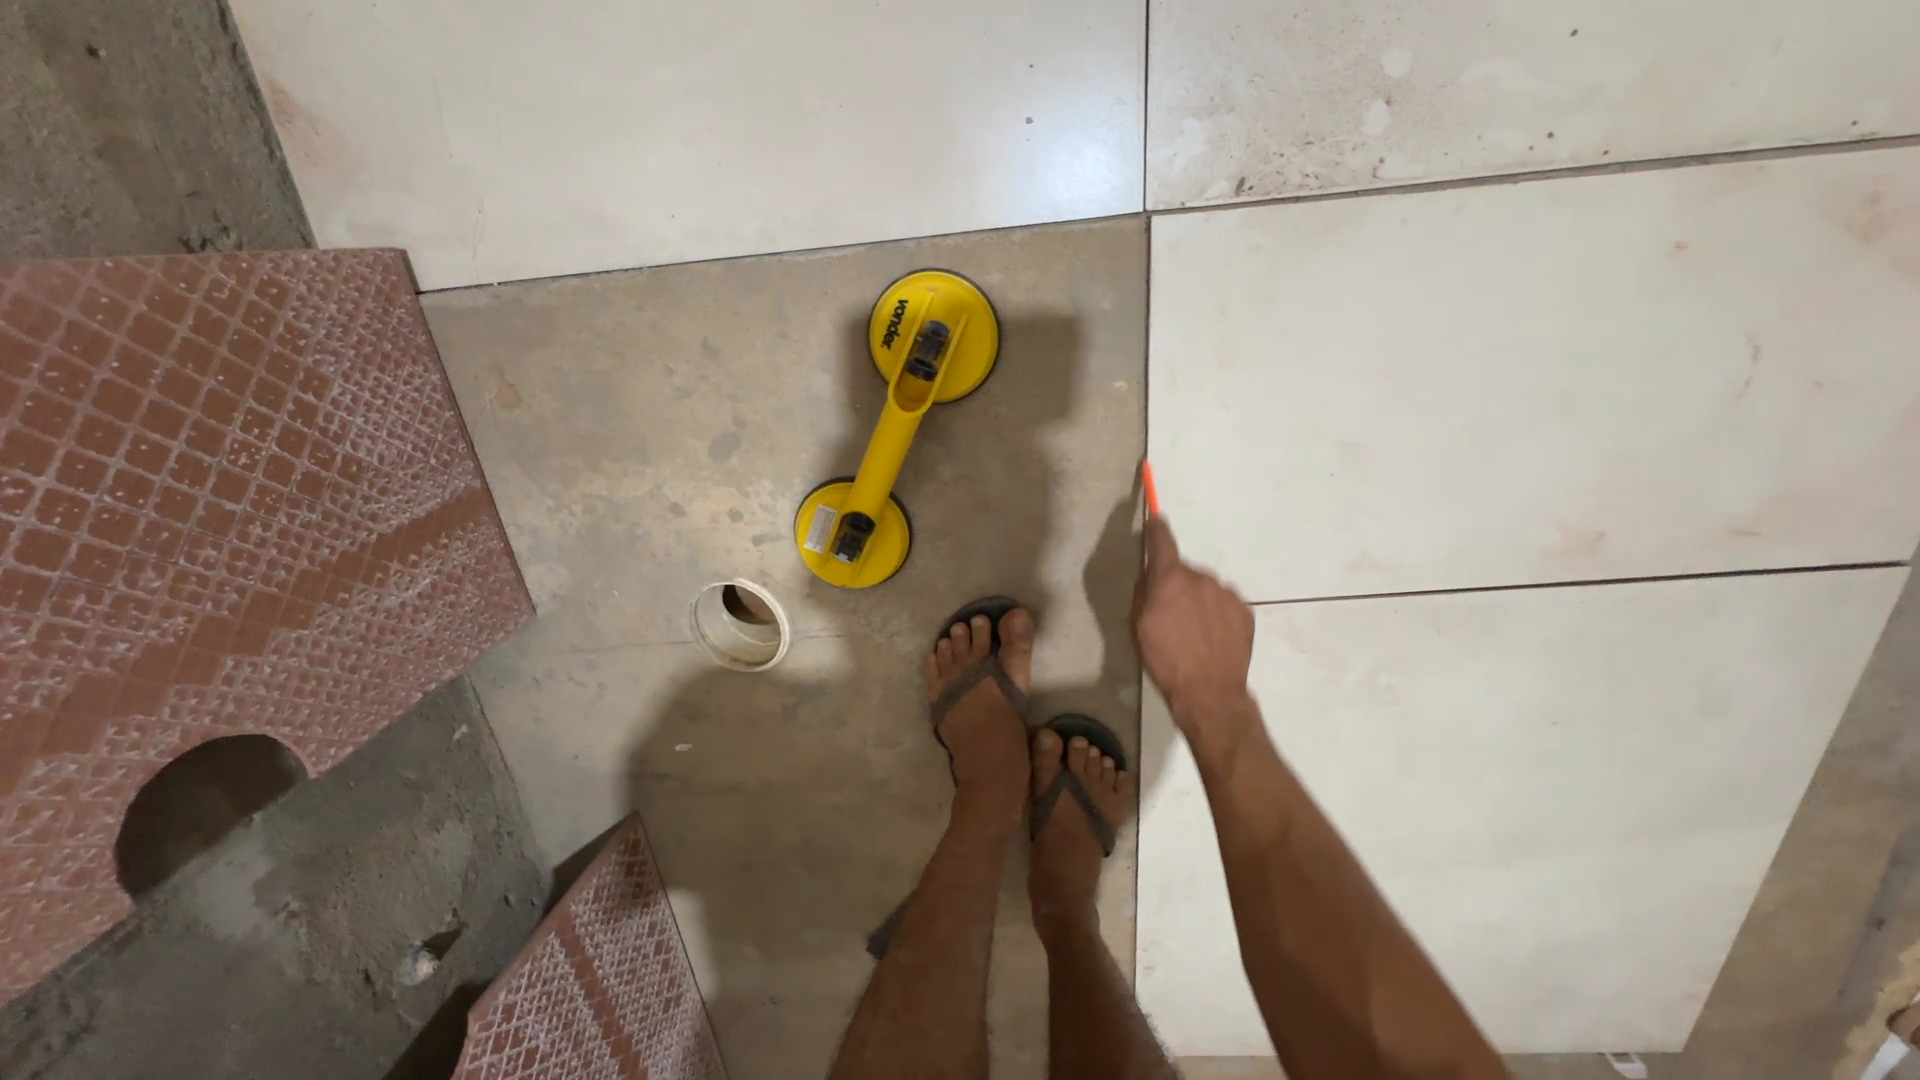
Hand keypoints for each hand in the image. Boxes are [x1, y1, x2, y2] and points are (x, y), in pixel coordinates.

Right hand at [1131, 515, 1254, 721]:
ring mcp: (1227, 594)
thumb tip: (1150, 576)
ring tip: (1194, 633)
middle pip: (1185, 572)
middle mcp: (1201, 579)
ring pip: (1206, 588)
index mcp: (1170, 580)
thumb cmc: (1165, 661)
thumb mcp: (1139, 627)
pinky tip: (1212, 638)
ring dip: (1198, 601)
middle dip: (1177, 586)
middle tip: (1171, 615)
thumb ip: (1143, 594)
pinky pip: (1224, 604)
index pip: (1162, 543)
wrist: (1209, 692)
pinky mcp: (1245, 611)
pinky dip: (1217, 614)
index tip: (1156, 519)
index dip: (1157, 529)